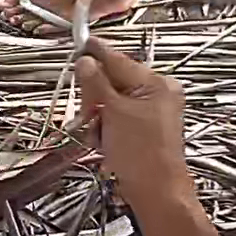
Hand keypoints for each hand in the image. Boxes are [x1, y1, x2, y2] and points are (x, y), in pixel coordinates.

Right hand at [75, 37, 197, 212]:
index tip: (79, 44)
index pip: (117, 59)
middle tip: (89, 112)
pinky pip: (114, 117)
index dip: (94, 54)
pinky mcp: (141, 128)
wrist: (155, 192)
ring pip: (108, 101)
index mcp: (155, 84)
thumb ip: (96, 83)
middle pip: (110, 80)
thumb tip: (85, 62)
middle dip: (94, 97)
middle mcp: (156, 94)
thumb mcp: (113, 113)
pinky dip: (104, 128)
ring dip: (97, 116)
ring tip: (100, 134)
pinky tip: (105, 141)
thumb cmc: (144, 157)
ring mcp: (149, 111)